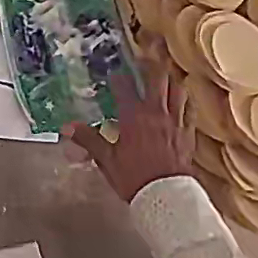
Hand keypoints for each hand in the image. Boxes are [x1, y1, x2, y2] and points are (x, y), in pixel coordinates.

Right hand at [66, 61, 192, 202]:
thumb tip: (67, 127)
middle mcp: (156, 112)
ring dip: (171, 79)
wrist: (165, 196)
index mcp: (134, 116)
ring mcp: (176, 120)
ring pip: (178, 89)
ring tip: (165, 75)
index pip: (124, 87)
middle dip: (149, 66)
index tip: (114, 74)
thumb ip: (89, 140)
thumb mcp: (107, 160)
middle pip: (157, 78)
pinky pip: (190, 109)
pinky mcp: (188, 132)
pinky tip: (183, 100)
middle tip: (143, 61)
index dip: (118, 78)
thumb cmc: (133, 178)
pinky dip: (186, 100)